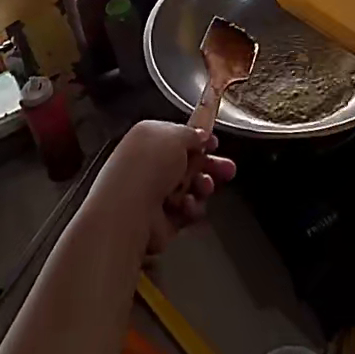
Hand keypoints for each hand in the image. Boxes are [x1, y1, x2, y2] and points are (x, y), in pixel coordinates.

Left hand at [88, 120, 235, 255]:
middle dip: (210, 166)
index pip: (179, 137)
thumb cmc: (148, 167)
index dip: (199, 140)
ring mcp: (154, 193)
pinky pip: (185, 211)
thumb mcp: (176, 135)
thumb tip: (200, 135)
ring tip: (204, 188)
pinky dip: (190, 209)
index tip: (215, 144)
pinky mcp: (161, 220)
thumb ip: (193, 133)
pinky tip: (186, 207)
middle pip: (189, 163)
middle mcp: (150, 164)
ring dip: (202, 187)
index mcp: (149, 138)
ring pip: (191, 187)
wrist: (127, 213)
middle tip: (228, 169)